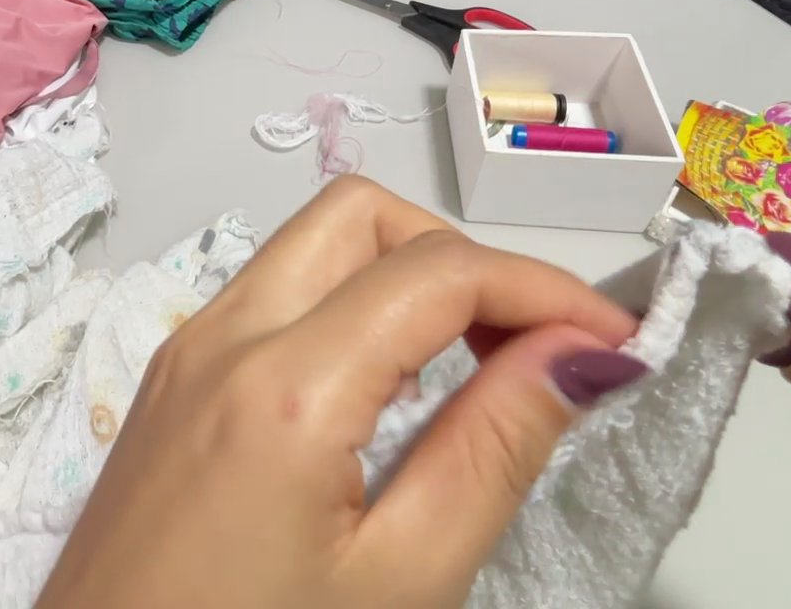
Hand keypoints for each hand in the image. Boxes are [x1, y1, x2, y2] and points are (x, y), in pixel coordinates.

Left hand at [33, 176, 643, 608]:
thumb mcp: (400, 581)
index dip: (540, 286)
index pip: (433, 272)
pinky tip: (382, 379)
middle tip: (520, 341)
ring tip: (465, 358)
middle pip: (358, 216)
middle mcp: (226, 329)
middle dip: (455, 255)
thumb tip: (579, 356)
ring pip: (312, 242)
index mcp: (284, 383)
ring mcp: (190, 341)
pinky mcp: (176, 365)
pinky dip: (347, 299)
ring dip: (400, 271)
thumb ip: (494, 450)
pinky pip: (276, 289)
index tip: (614, 336)